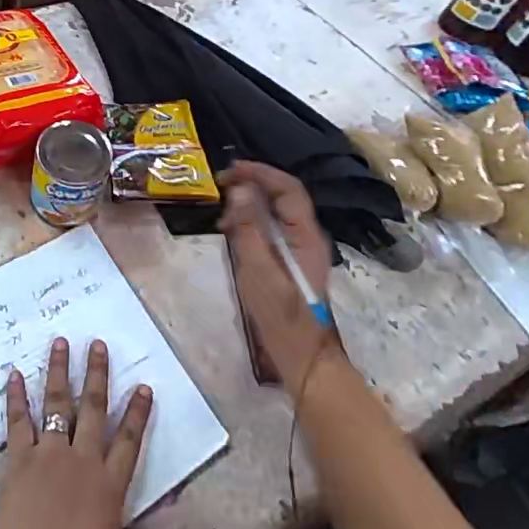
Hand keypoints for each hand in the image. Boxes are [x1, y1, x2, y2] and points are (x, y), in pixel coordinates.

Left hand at [0, 338, 152, 528]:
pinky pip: (18, 423)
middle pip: (93, 410)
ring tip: (60, 343)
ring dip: (59, 372)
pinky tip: (14, 375)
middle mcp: (81, 461)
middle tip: (98, 344)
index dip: (138, 413)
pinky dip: (15, 398)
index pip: (129, 441)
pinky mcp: (19, 462)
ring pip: (57, 404)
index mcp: (108, 485)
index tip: (144, 387)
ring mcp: (49, 457)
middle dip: (97, 375)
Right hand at [218, 162, 338, 390]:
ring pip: (276, 212)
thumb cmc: (282, 316)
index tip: (232, 168)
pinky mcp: (290, 263)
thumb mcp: (258, 271)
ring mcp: (299, 250)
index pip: (288, 188)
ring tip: (222, 209)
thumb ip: (248, 229)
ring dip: (250, 202)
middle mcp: (306, 237)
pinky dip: (251, 221)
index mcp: (305, 235)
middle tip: (222, 184)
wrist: (303, 360)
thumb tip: (240, 190)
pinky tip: (232, 231)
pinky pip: (271, 229)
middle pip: (282, 196)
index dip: (261, 173)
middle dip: (253, 183)